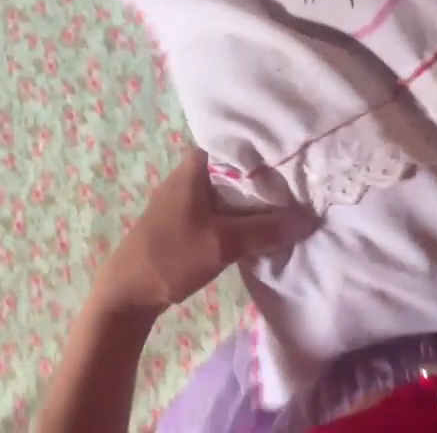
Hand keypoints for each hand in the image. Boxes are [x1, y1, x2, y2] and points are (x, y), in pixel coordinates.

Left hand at [96, 149, 319, 314]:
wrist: (127, 293)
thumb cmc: (172, 256)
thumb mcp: (223, 243)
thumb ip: (266, 230)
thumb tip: (309, 218)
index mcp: (196, 164)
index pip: (239, 142)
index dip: (268, 148)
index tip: (297, 155)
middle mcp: (192, 171)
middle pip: (238, 166)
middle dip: (267, 175)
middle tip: (301, 182)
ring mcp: (188, 195)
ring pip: (231, 188)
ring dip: (255, 197)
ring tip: (290, 201)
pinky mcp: (188, 217)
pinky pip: (223, 206)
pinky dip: (242, 212)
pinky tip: (263, 222)